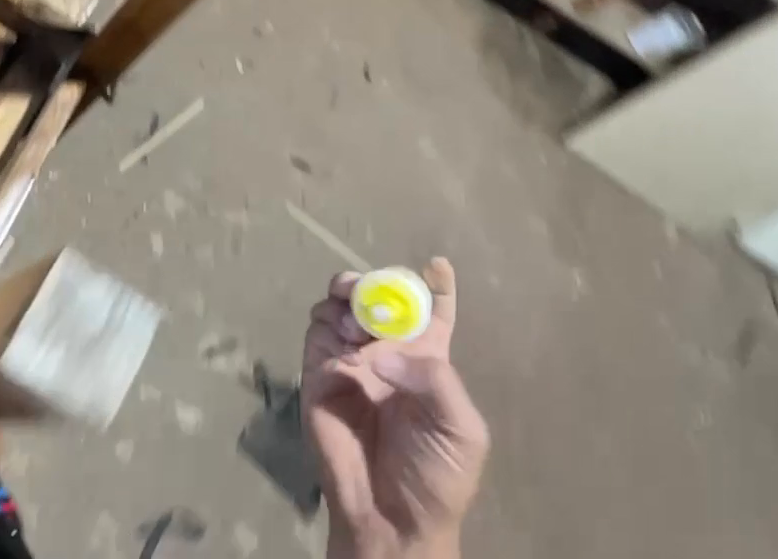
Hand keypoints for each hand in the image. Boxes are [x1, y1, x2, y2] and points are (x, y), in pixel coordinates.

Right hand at [301, 258, 488, 558]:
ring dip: (346, 298)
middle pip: (379, 300)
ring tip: (355, 319)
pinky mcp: (317, 372)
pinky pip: (316, 332)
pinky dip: (325, 323)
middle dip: (376, 283)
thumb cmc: (437, 474)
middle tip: (371, 288)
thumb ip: (434, 379)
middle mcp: (387, 352)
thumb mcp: (460, 428)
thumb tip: (378, 351)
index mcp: (428, 362)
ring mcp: (349, 359)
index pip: (433, 314)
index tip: (436, 264)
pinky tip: (341, 339)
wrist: (392, 514)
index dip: (435, 286)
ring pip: (341, 306)